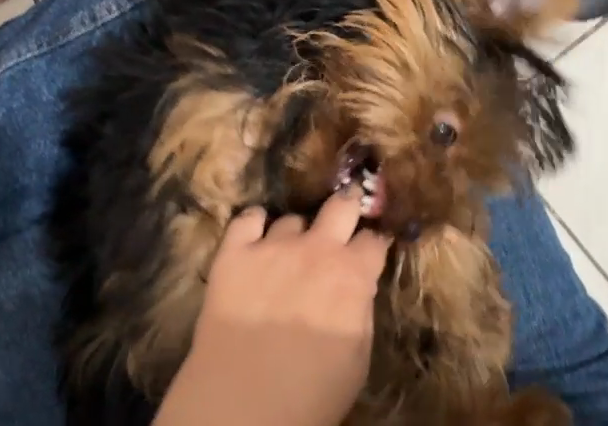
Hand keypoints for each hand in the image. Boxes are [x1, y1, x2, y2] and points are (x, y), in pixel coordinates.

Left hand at [153, 185, 391, 425]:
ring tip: (288, 254)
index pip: (374, 239)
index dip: (374, 242)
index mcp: (351, 275)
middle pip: (339, 205)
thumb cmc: (312, 393)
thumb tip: (358, 286)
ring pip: (291, 219)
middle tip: (344, 212)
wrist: (245, 402)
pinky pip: (247, 218)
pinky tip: (254, 235)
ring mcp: (272, 245)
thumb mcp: (357, 358)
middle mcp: (315, 248)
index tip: (371, 246)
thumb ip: (360, 309)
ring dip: (295, 233)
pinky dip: (253, 224)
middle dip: (346, 204)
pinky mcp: (233, 251)